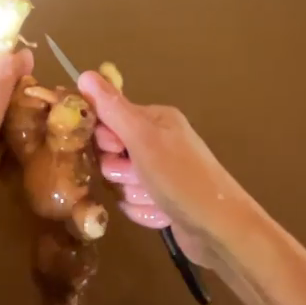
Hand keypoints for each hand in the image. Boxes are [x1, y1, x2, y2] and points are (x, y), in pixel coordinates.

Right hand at [79, 71, 253, 262]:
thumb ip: (113, 108)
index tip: (115, 148)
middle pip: (113, 153)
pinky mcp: (163, 201)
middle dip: (119, 169)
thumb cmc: (182, 178)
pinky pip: (134, 202)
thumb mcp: (143, 138)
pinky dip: (143, 210)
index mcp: (156, 120)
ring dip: (133, 193)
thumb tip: (84, 74)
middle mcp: (159, 142)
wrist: (221, 230)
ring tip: (154, 197)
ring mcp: (162, 173)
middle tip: (136, 175)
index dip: (105, 137)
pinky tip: (161, 214)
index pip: (110, 118)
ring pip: (122, 181)